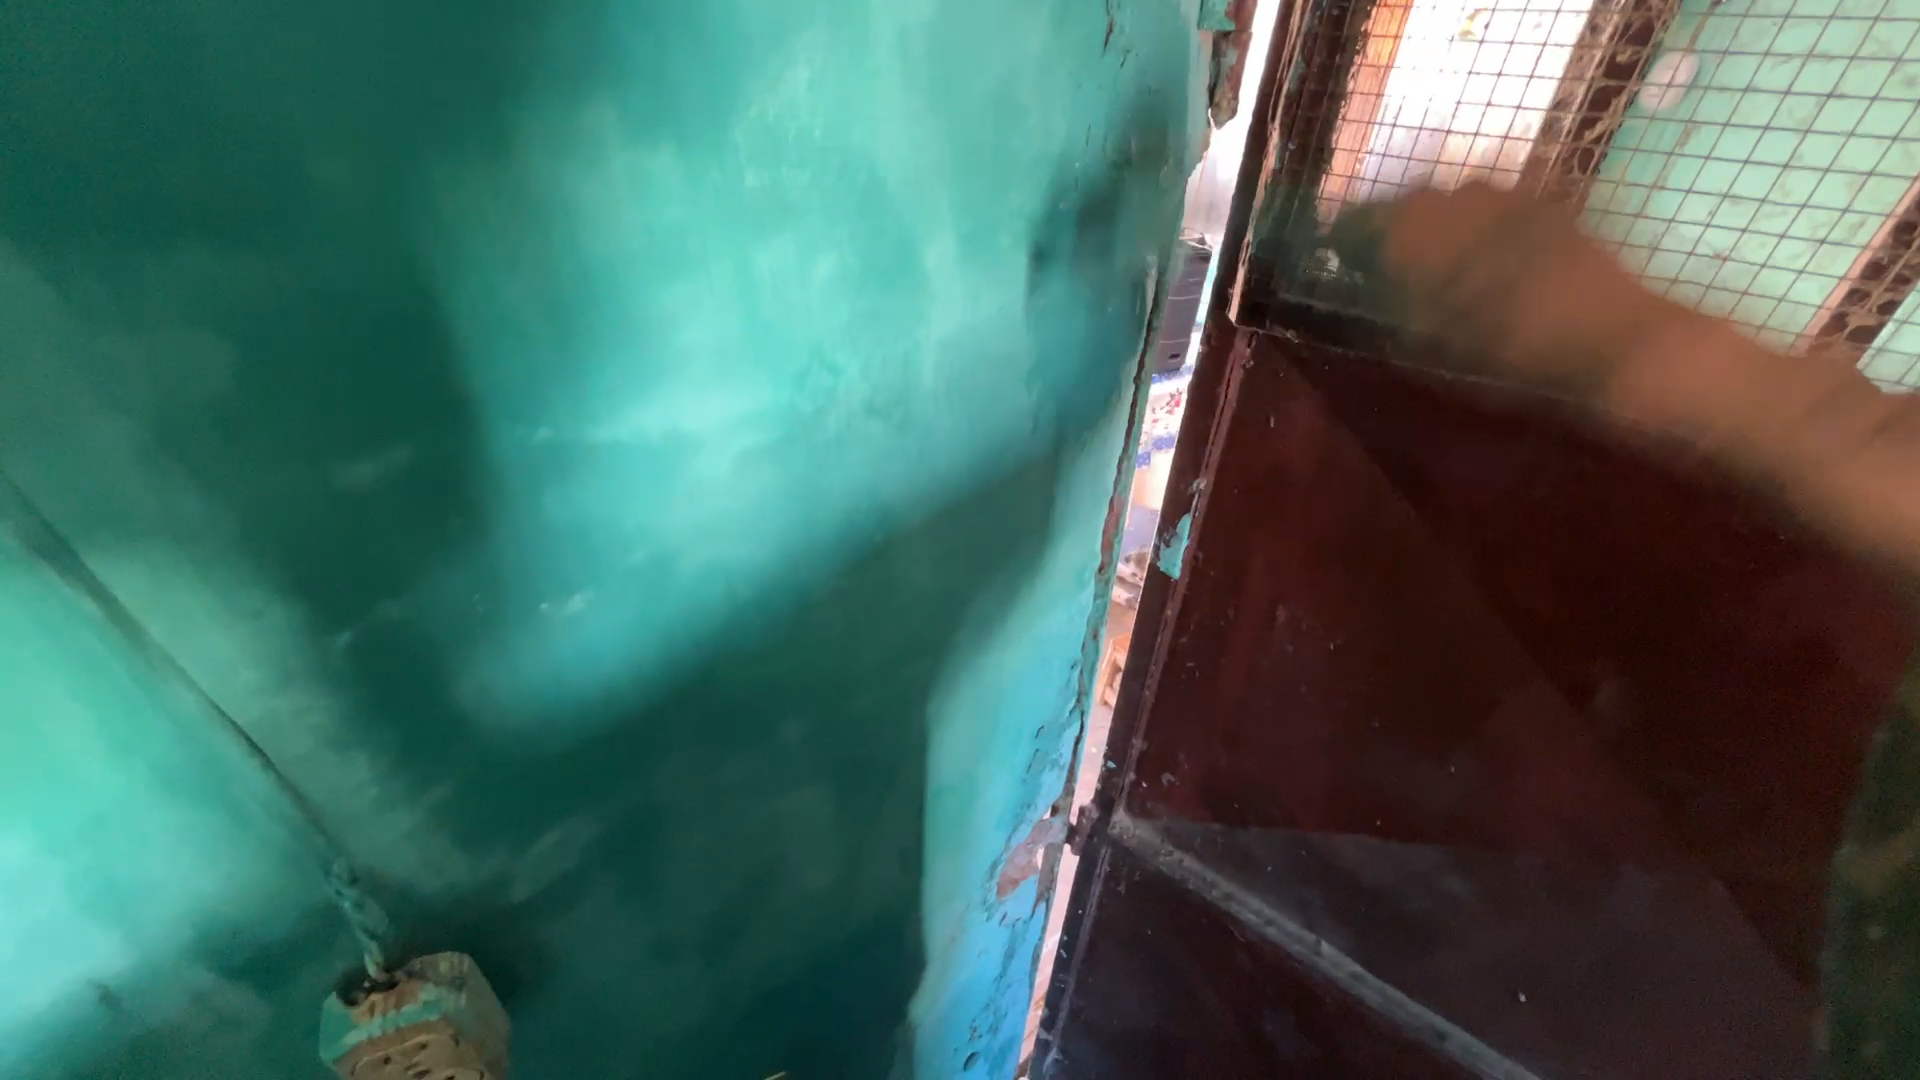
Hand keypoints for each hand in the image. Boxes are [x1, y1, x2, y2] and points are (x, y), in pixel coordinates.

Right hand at [1329, 182, 1682, 400]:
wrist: (1603, 339)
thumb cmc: (1497, 351)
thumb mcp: (1420, 345)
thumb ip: (1383, 309)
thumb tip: (1358, 290)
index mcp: (1416, 236)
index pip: (1361, 222)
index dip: (1345, 239)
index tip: (1334, 257)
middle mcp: (1457, 206)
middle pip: (1409, 205)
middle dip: (1390, 228)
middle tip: (1380, 260)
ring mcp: (1508, 202)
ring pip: (1454, 201)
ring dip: (1435, 222)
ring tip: (1430, 256)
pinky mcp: (1548, 210)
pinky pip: (1495, 209)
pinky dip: (1477, 226)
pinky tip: (1480, 255)